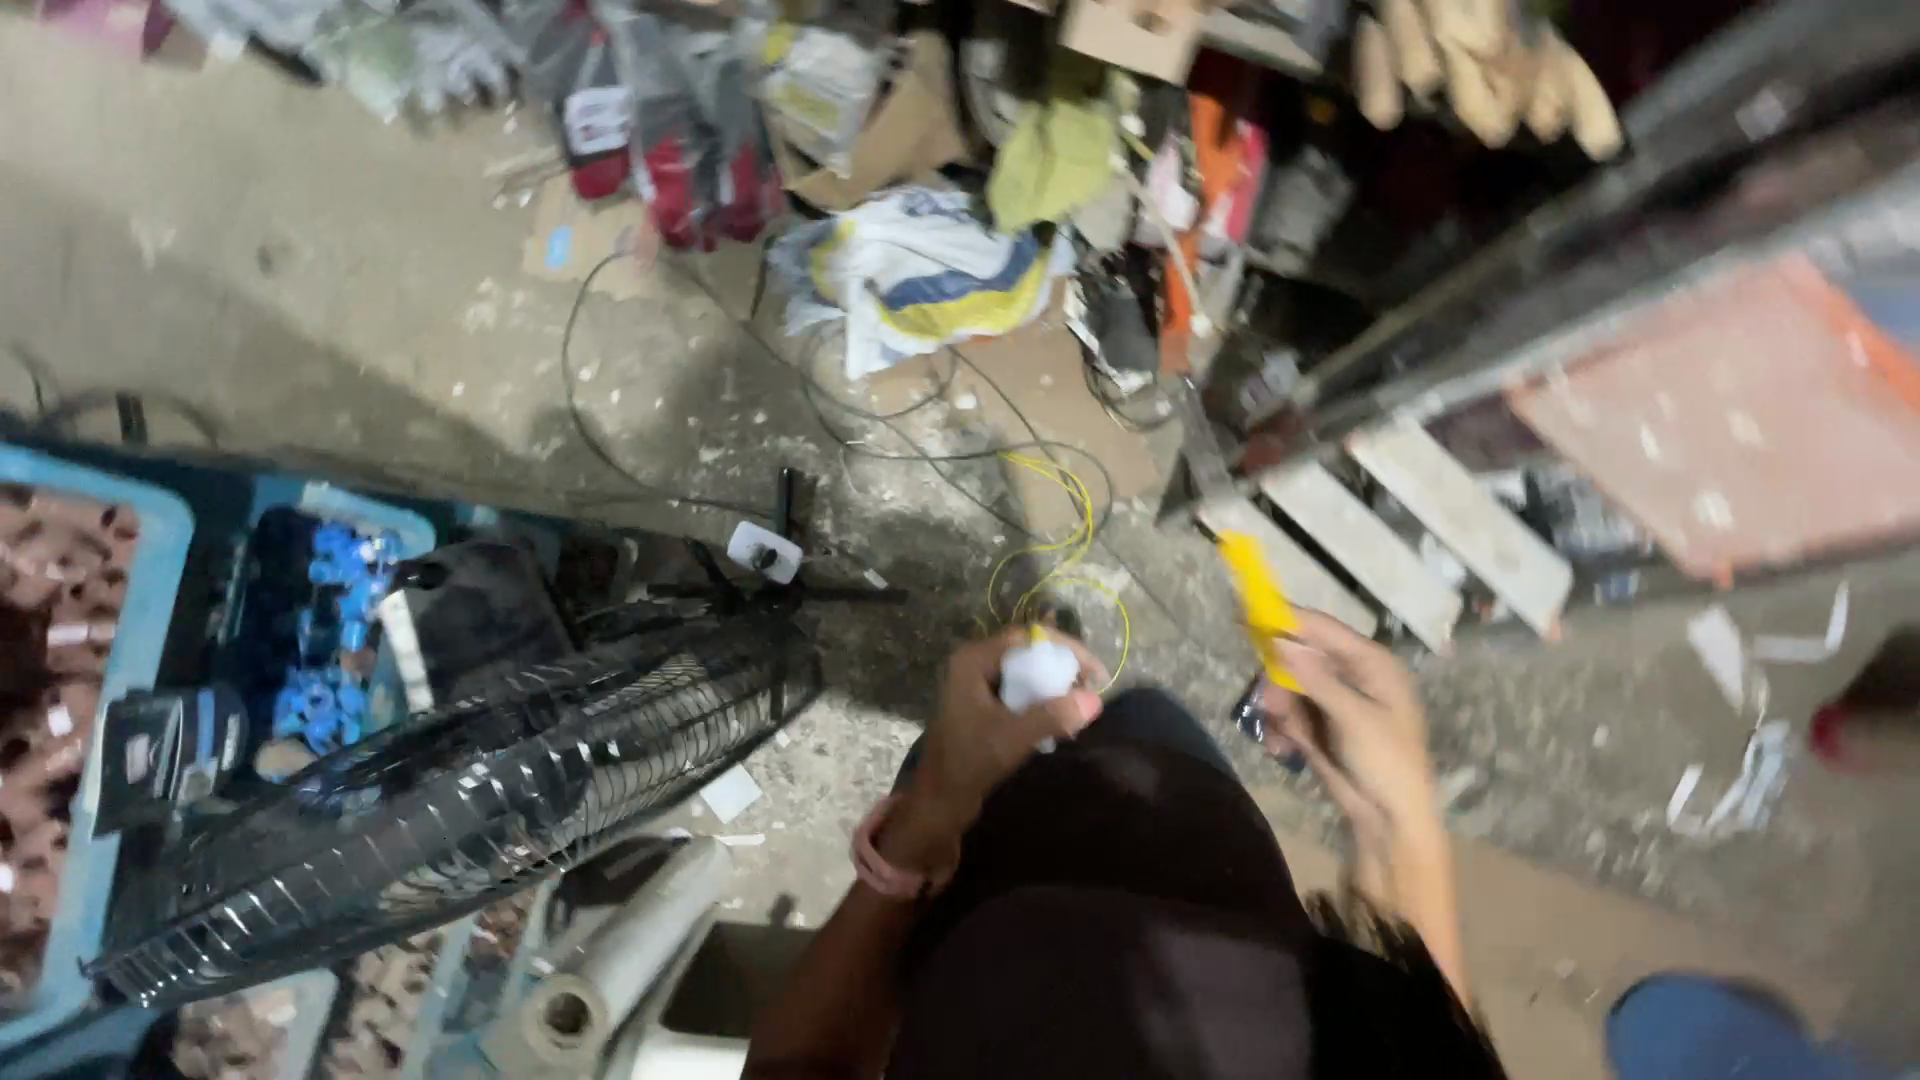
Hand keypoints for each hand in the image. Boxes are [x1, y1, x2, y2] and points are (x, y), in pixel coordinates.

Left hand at [908, 628, 1106, 821]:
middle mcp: (974, 663)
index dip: (1066, 649)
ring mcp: (977, 683)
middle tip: (1090, 688)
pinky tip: (1059, 718)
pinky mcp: (983, 703)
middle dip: (1062, 666)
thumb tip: (1095, 700)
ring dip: (1054, 684)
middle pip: (1027, 651)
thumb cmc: (969, 762)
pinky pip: (1019, 688)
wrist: (939, 798)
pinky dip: (1041, 698)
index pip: (1027, 638)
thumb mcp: (1013, 738)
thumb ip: (1052, 716)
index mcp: (973, 660)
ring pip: (1025, 670)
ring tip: (1079, 703)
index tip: (1096, 673)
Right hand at [1259, 610, 1438, 845]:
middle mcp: (1351, 674)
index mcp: (1371, 664)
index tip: (1247, 617)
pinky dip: (1280, 727)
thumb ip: (1315, 679)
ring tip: (1285, 739)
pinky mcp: (1318, 721)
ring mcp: (1333, 698)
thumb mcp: (1354, 718)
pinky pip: (1287, 710)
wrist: (1391, 820)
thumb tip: (1279, 641)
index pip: (1321, 628)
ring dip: (1279, 710)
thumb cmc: (1388, 763)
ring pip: (1286, 685)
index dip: (1286, 621)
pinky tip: (1285, 748)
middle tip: (1269, 706)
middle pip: (1296, 657)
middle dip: (1278, 682)